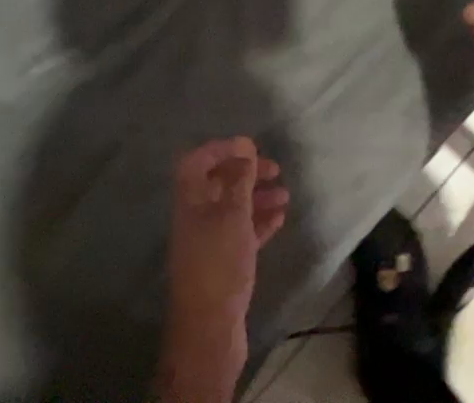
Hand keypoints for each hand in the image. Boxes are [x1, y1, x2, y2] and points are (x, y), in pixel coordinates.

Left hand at [158, 138, 288, 401]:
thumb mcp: (232, 216)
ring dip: (257, 198)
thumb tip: (245, 146)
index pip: (197, 161)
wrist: (210, 327)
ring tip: (285, 195)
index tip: (251, 146)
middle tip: (275, 169)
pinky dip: (259, 222)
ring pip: (233, 208)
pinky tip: (280, 218)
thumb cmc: (219, 263)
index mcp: (189, 201)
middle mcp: (196, 216)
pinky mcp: (223, 262)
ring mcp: (208, 240)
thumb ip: (239, 180)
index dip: (221, 149)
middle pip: (217, 183)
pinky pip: (241, 232)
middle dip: (245, 173)